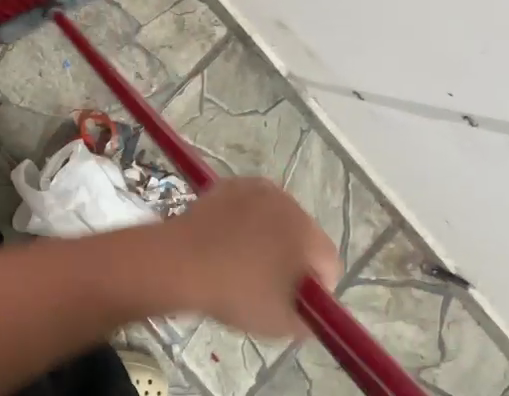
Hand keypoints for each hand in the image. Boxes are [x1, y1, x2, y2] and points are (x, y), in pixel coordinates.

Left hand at [161, 178, 341, 337]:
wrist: (178, 260)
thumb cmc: (234, 290)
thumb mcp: (280, 323)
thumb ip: (307, 321)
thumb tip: (309, 315)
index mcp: (305, 231)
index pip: (329, 263)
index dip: (320, 289)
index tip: (300, 306)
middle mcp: (285, 200)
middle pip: (304, 236)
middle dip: (296, 261)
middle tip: (273, 287)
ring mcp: (254, 187)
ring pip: (276, 219)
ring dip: (271, 239)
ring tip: (247, 264)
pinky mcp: (227, 184)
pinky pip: (249, 207)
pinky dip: (246, 222)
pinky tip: (228, 242)